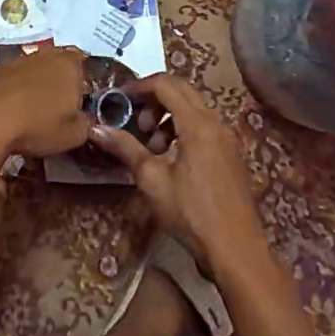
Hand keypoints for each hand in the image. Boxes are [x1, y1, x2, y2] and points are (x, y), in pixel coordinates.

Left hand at [0, 44, 91, 156]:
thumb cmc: (40, 124)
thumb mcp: (75, 135)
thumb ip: (86, 124)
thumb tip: (84, 120)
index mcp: (70, 65)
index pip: (83, 65)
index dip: (82, 83)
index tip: (78, 102)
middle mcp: (47, 55)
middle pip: (58, 64)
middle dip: (59, 81)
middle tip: (58, 106)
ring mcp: (20, 60)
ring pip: (35, 70)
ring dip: (36, 84)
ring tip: (33, 111)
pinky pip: (14, 79)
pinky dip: (16, 90)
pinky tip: (12, 110)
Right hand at [90, 75, 264, 266]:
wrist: (237, 250)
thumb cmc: (192, 214)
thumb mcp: (153, 180)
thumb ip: (126, 149)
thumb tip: (97, 129)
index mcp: (198, 123)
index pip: (166, 85)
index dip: (140, 86)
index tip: (120, 99)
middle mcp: (216, 122)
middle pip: (182, 90)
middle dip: (154, 99)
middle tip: (137, 122)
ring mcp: (227, 137)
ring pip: (194, 108)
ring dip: (168, 116)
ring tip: (153, 147)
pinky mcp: (231, 153)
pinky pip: (204, 125)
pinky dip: (183, 129)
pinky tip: (172, 158)